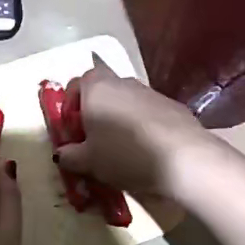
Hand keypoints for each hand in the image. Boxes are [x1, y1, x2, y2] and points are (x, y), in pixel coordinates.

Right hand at [53, 64, 219, 198]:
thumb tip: (62, 154)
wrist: (182, 159)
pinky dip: (140, 126)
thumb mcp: (87, 162)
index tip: (71, 128)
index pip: (77, 82)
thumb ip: (70, 156)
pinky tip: (143, 151)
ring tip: (118, 149)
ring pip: (126, 102)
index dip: (70, 104)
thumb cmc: (122, 155)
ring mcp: (151, 93)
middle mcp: (123, 83)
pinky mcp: (172, 106)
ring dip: (119, 119)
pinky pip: (147, 113)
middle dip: (95, 111)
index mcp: (97, 89)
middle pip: (103, 90)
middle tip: (92, 140)